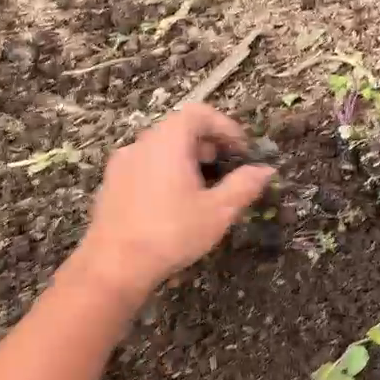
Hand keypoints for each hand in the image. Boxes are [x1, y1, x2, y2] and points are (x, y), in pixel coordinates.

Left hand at [68, 104, 273, 299]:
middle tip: (229, 171)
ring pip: (163, 148)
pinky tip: (178, 204)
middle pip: (180, 128)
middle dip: (211, 144)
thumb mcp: (219, 210)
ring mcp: (123, 164)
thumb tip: (266, 170)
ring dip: (190, 159)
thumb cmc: (171, 232)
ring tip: (206, 190)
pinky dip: (169, 172)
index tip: (243, 151)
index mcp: (168, 143)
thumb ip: (245, 185)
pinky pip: (147, 165)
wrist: (114, 265)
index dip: (226, 127)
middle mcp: (142, 145)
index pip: (199, 113)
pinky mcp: (113, 184)